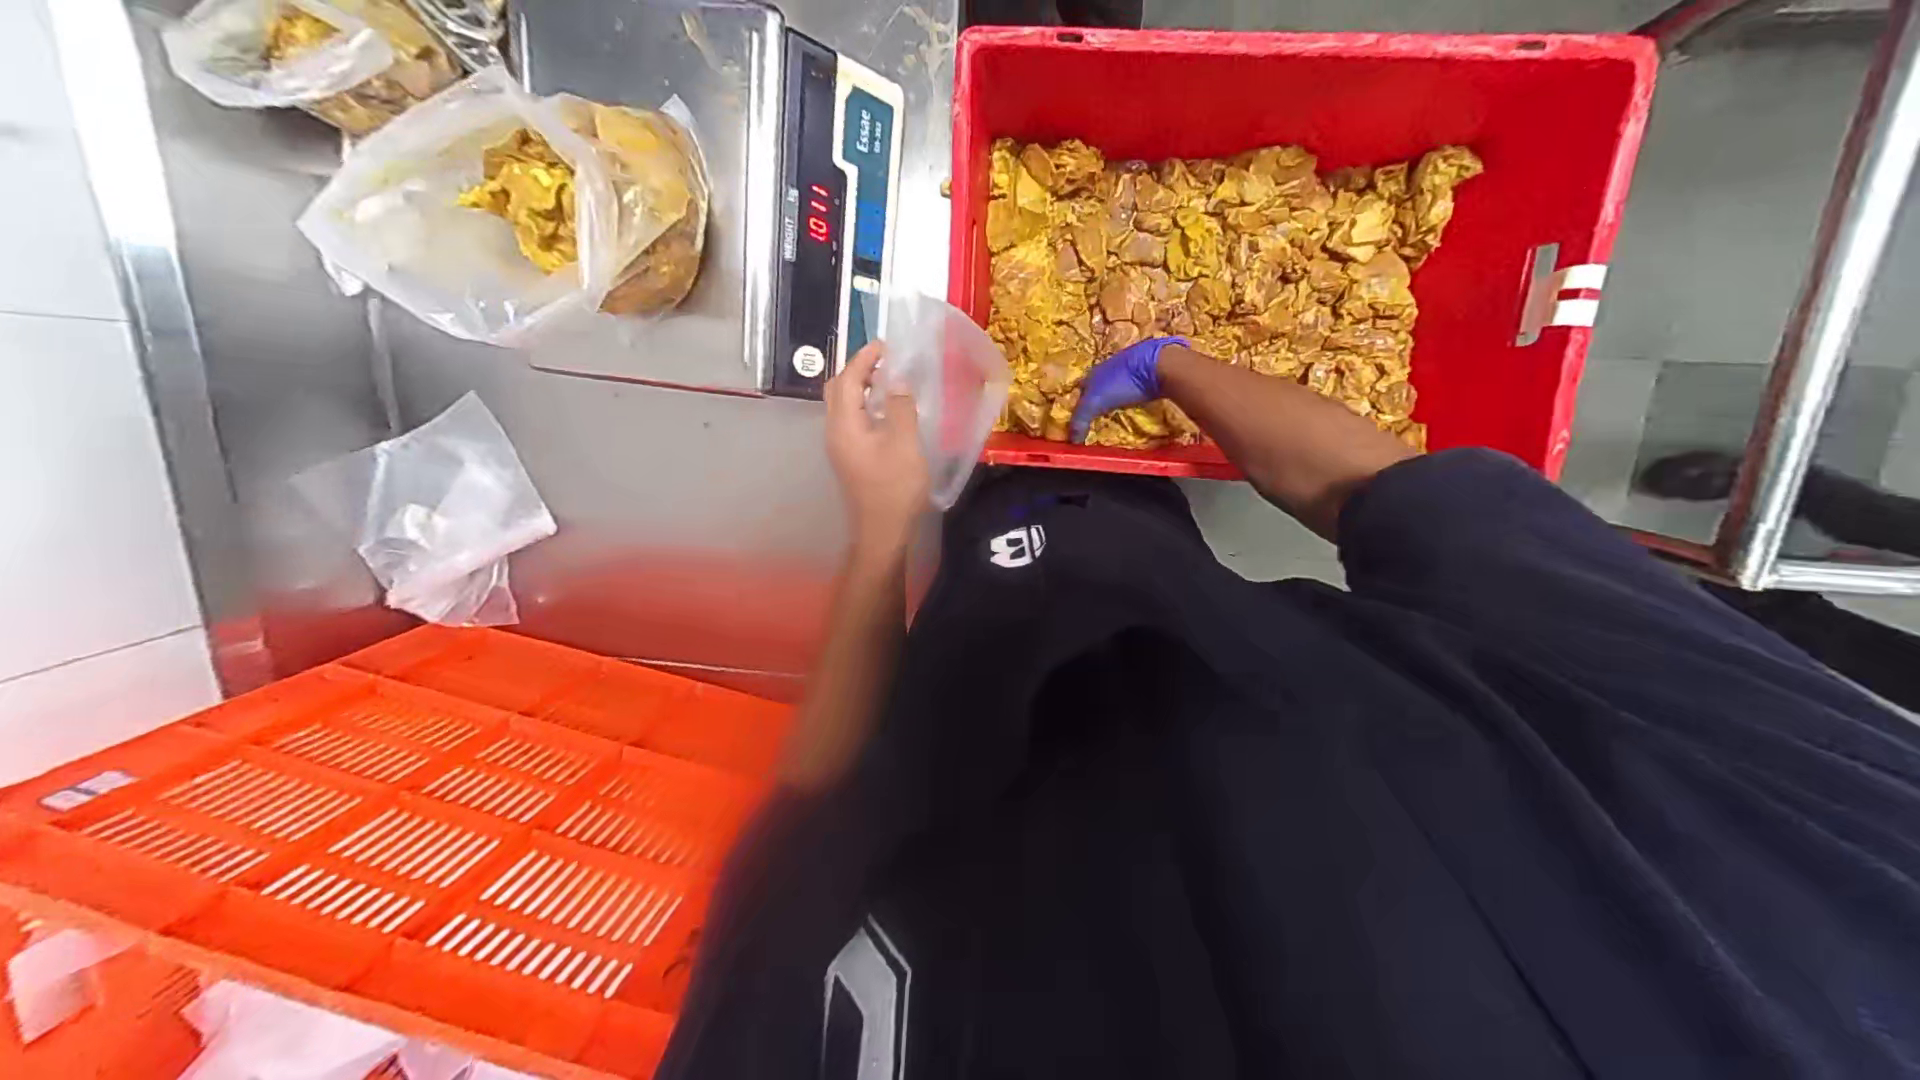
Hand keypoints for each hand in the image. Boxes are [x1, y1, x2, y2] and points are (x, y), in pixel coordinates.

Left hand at [826, 342, 929, 554]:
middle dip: (858, 370)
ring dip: (861, 388)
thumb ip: (900, 407)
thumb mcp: (904, 443)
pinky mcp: (849, 458)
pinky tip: (887, 412)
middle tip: (886, 361)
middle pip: (837, 390)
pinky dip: (865, 406)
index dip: (864, 359)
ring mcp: (840, 447)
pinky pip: (851, 421)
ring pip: (843, 406)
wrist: (882, 531)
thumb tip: (897, 381)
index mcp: (844, 425)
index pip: (847, 380)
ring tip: (889, 381)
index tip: (885, 345)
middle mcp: (834, 432)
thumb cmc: (894, 488)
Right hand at [1067, 336, 1190, 442]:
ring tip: (1114, 412)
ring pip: (1116, 383)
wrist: (1160, 365)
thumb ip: (1081, 420)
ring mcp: (1130, 366)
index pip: (1081, 389)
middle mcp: (1109, 367)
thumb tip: (1071, 441)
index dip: (1078, 403)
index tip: (1079, 418)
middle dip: (1096, 399)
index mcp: (1094, 373)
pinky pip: (1134, 384)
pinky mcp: (1148, 370)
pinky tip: (1133, 401)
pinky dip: (1131, 393)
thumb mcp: (1095, 403)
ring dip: (1114, 395)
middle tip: (1096, 416)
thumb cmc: (1122, 383)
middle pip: (1098, 385)